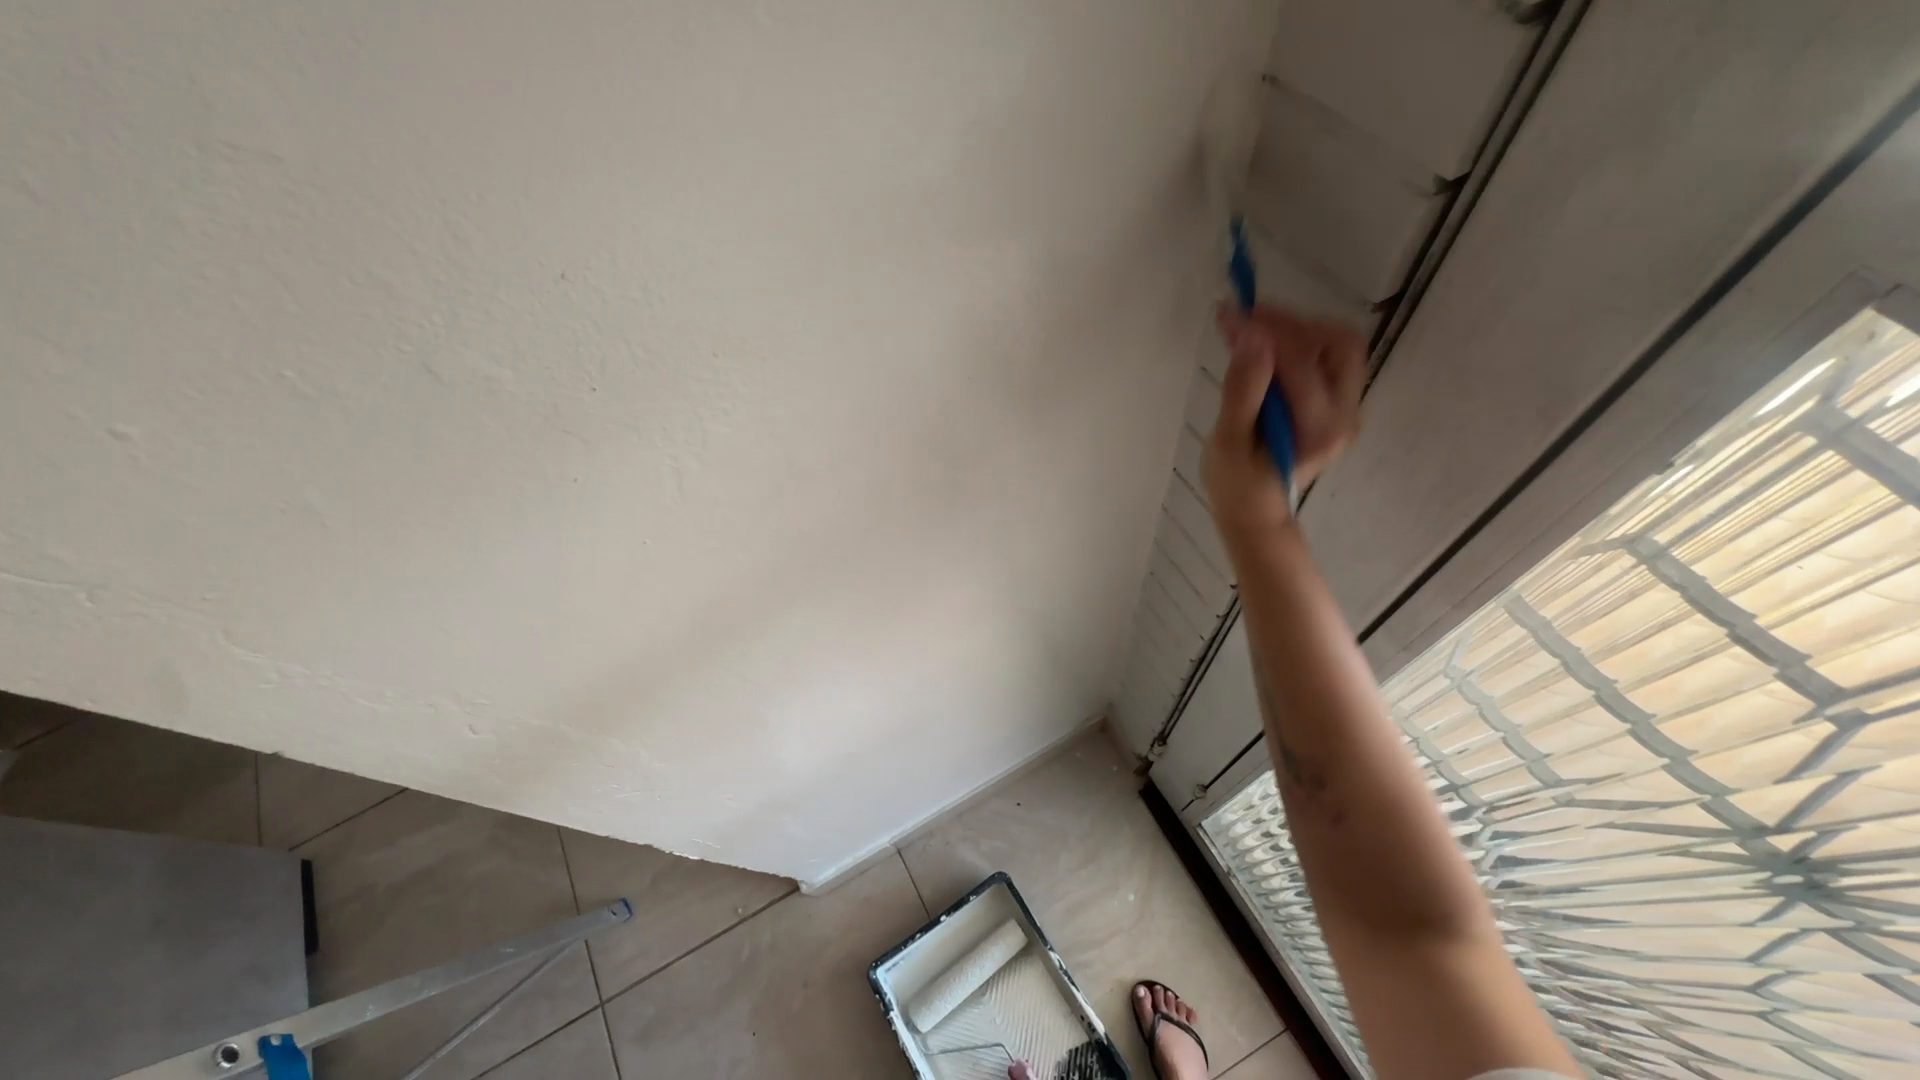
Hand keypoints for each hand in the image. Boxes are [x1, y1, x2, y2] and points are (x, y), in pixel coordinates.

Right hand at [1204, 302, 1364, 550]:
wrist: (1256, 516)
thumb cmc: (1237, 487)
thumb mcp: (1229, 443)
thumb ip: (1243, 390)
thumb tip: (1251, 337)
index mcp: (1320, 428)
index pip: (1301, 361)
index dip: (1266, 332)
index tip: (1230, 315)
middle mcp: (1345, 415)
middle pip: (1338, 345)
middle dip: (1293, 325)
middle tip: (1248, 321)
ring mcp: (1346, 409)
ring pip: (1336, 347)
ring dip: (1296, 331)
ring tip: (1252, 332)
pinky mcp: (1337, 405)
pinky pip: (1327, 360)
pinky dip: (1297, 345)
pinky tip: (1263, 349)